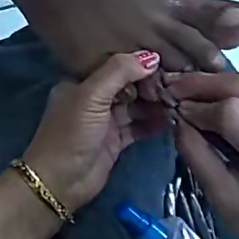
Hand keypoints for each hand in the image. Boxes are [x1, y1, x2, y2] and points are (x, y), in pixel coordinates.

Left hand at [19, 52, 169, 212]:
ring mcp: (105, 120)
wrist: (60, 181)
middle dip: (150, 85)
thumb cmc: (71, 133)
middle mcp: (93, 99)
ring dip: (155, 104)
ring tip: (178, 102)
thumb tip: (151, 57)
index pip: (114, 66)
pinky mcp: (115, 141)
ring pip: (135, 106)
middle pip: (127, 85)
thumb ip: (119, 72)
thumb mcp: (91, 96)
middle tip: (174, 87)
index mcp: (80, 82)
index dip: (138, 64)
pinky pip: (138, 126)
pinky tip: (171, 119)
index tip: (164, 65)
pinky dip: (153, 123)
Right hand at [168, 71, 238, 238]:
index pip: (234, 113)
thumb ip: (197, 154)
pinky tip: (210, 101)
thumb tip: (177, 118)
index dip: (198, 107)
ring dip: (216, 84)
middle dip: (205, 84)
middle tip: (173, 87)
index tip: (174, 110)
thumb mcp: (220, 196)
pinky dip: (231, 93)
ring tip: (187, 90)